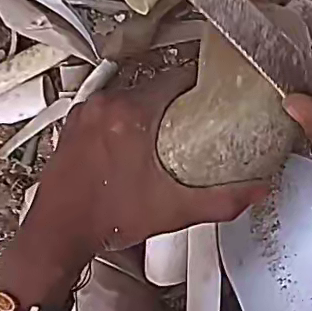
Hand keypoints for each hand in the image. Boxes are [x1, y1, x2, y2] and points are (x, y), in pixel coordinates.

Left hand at [17, 67, 267, 271]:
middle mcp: (105, 107)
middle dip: (176, 100)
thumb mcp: (174, 211)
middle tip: (195, 118)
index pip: (176, 78)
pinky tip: (134, 139)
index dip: (200, 83)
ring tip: (168, 129)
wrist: (58, 232)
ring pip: (129, 96)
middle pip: (153, 86)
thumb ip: (221, 201)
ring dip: (149, 107)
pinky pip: (107, 108)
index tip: (213, 92)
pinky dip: (123, 117)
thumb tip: (253, 191)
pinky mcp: (73, 123)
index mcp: (131, 116)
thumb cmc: (104, 220)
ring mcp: (86, 113)